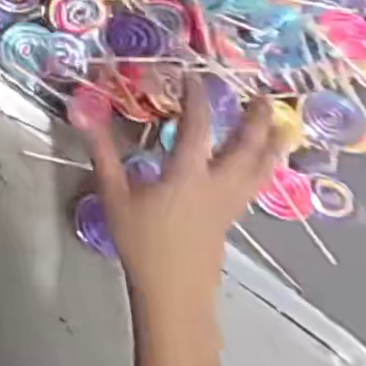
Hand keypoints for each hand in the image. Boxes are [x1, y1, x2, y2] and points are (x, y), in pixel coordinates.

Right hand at [82, 81, 283, 309]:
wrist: (173, 289)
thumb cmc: (140, 240)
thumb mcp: (114, 194)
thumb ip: (103, 152)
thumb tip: (84, 114)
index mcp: (188, 174)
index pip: (197, 127)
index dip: (198, 99)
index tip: (197, 77)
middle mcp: (218, 184)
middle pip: (248, 147)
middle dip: (257, 120)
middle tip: (264, 97)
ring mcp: (231, 202)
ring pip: (262, 168)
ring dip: (272, 143)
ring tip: (280, 125)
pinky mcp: (233, 217)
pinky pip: (258, 183)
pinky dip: (265, 166)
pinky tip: (261, 165)